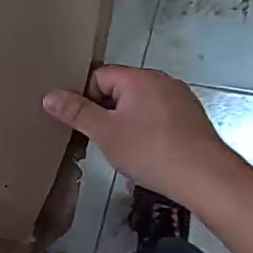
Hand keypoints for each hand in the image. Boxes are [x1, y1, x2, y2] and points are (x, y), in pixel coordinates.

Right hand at [42, 66, 245, 201]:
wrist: (203, 176)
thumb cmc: (149, 150)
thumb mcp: (105, 133)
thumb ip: (76, 112)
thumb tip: (49, 96)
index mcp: (139, 78)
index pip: (99, 76)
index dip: (86, 100)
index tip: (85, 125)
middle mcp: (162, 80)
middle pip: (119, 89)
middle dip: (106, 112)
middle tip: (100, 139)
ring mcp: (180, 98)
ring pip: (139, 104)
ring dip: (126, 122)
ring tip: (123, 148)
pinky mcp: (191, 117)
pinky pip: (157, 116)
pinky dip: (146, 129)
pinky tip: (147, 152)